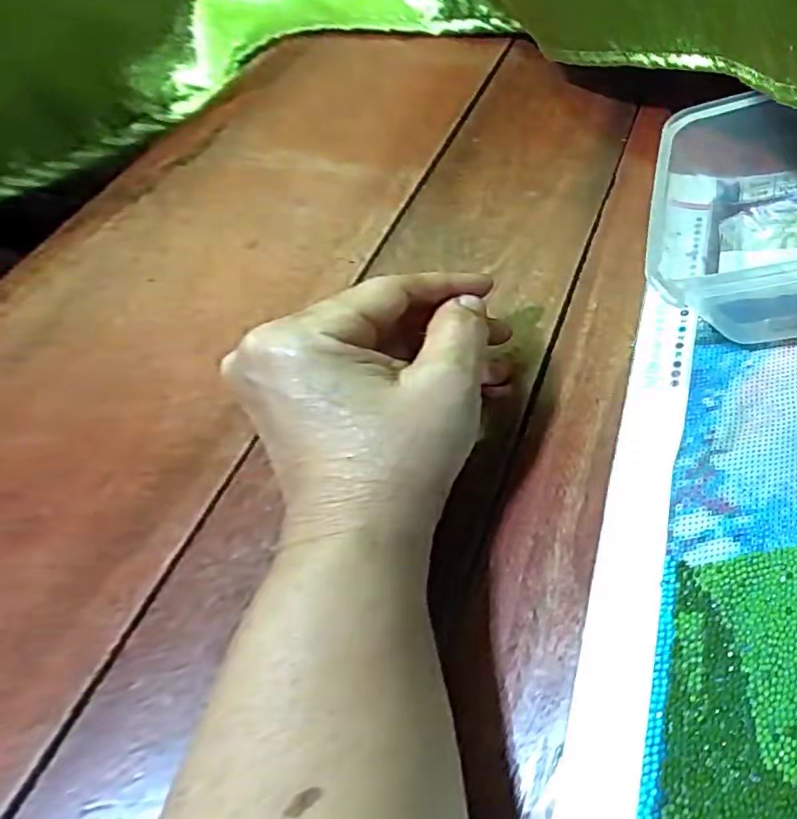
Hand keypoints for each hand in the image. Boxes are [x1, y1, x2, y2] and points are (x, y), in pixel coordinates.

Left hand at [220, 273, 513, 544]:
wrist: (365, 532)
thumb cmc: (406, 452)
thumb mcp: (448, 382)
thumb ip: (461, 329)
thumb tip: (467, 304)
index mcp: (297, 336)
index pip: (386, 293)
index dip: (447, 287)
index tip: (493, 287)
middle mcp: (272, 350)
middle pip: (380, 320)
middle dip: (448, 327)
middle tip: (503, 335)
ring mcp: (280, 381)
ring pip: (377, 348)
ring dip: (438, 353)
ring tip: (495, 368)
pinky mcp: (297, 406)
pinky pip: (362, 371)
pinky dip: (411, 373)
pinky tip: (463, 385)